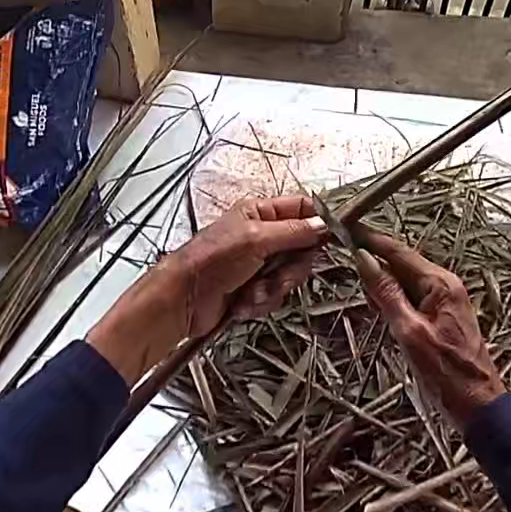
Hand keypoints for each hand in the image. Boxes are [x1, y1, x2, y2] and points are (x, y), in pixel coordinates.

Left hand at [87, 196, 325, 383]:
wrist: (182, 302)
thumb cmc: (210, 261)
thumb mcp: (256, 240)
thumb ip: (293, 232)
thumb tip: (323, 224)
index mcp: (259, 213)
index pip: (301, 208)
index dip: (317, 223)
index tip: (328, 239)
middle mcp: (262, 236)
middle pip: (302, 248)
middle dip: (290, 268)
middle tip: (275, 274)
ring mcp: (258, 264)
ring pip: (290, 276)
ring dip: (273, 289)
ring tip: (251, 291)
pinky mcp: (254, 289)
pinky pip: (275, 296)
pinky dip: (261, 302)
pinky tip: (242, 302)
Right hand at [352, 229, 507, 425]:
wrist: (478, 407)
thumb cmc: (447, 374)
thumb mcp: (408, 332)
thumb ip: (385, 293)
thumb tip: (364, 260)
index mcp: (440, 283)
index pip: (397, 250)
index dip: (369, 239)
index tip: (345, 229)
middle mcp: (444, 285)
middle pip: (400, 262)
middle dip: (374, 266)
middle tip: (352, 275)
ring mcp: (443, 299)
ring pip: (403, 280)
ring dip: (382, 287)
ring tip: (371, 304)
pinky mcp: (440, 314)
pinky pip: (410, 296)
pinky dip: (393, 301)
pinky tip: (385, 315)